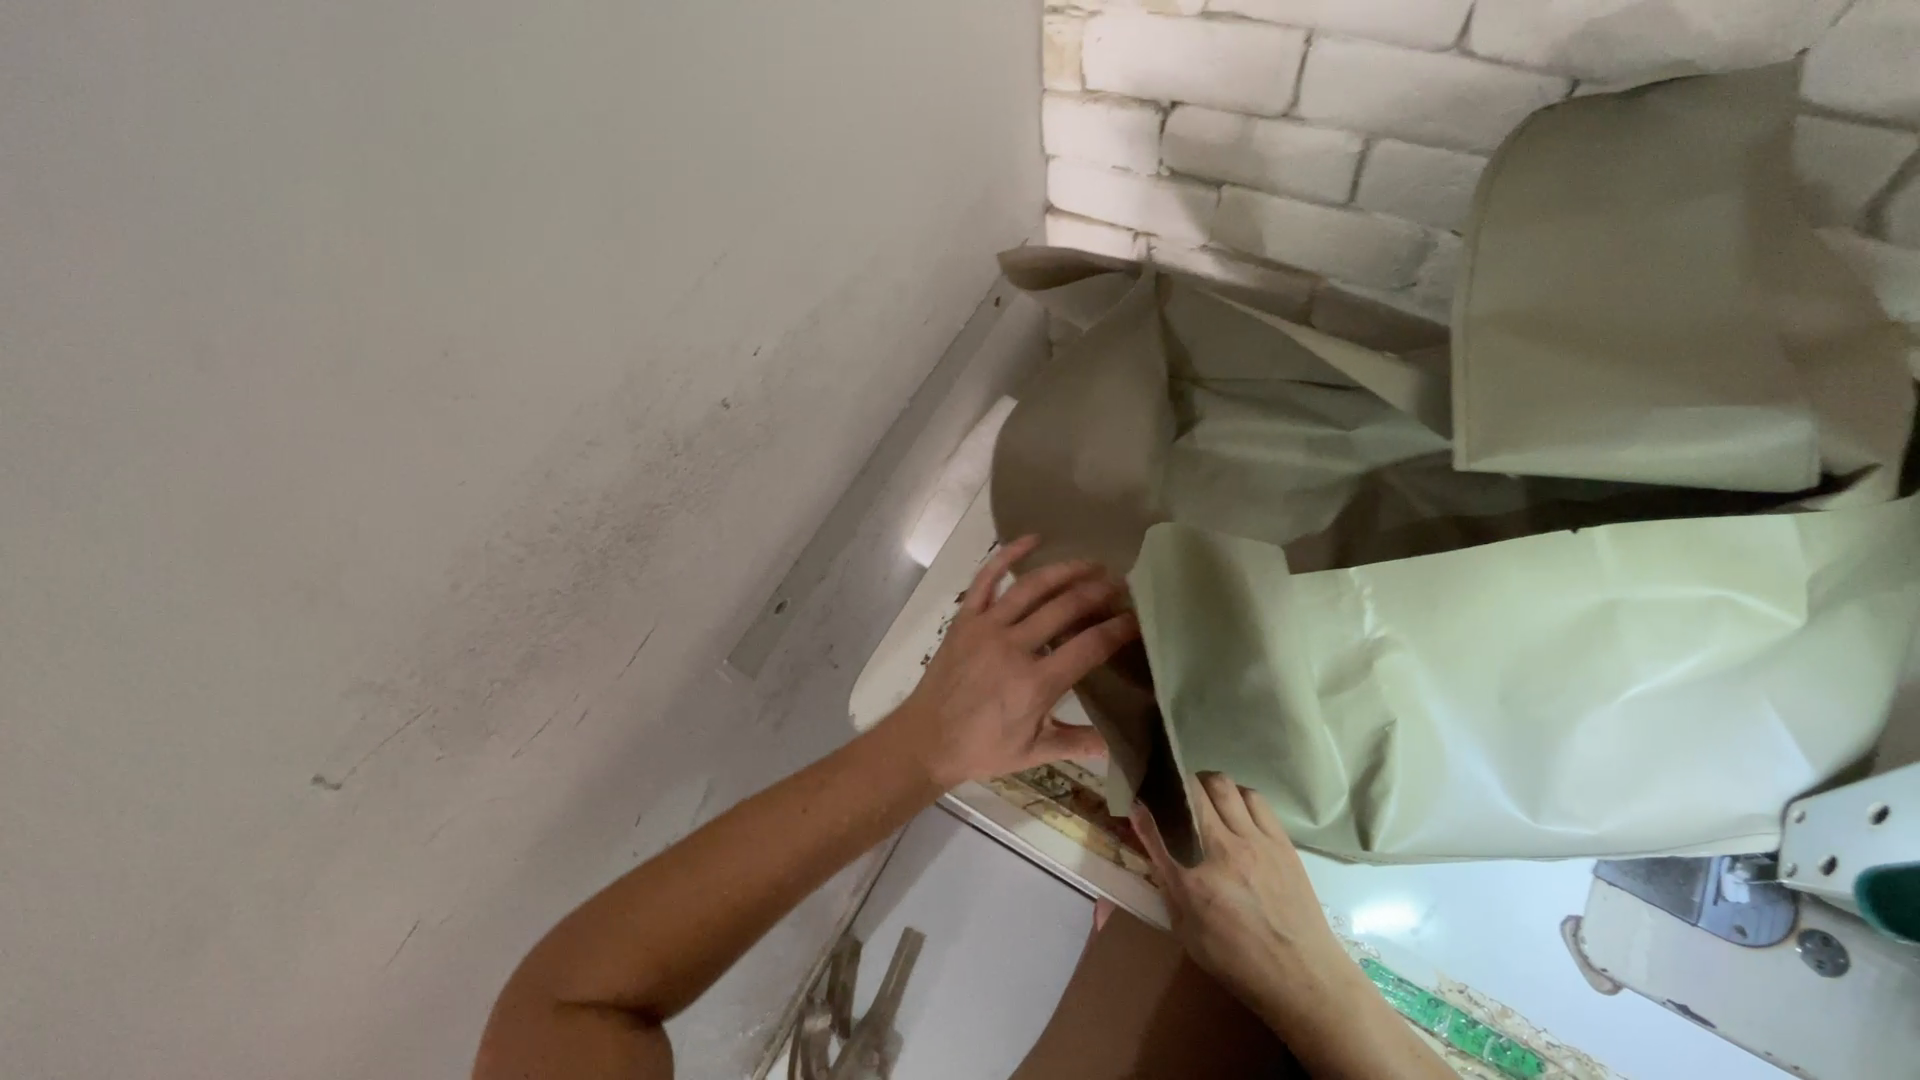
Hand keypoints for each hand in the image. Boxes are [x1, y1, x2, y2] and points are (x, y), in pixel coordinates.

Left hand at [890, 535, 1138, 787]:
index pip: (1089, 646)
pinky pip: (986, 579)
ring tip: (1091, 564)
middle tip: (1120, 585)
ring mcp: (987, 628)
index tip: (1136, 620)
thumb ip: (1077, 744)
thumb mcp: (1034, 752)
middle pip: (1065, 608)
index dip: (1118, 630)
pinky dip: (1008, 555)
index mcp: (1036, 683)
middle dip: (1098, 593)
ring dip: (1065, 571)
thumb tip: (1116, 745)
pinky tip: (1032, 539)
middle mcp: (1014, 647)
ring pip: (1032, 588)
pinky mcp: (965, 619)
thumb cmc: (982, 748)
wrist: (926, 739)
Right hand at [1131, 773, 1347, 1010]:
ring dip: (1205, 783)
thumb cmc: (1237, 961)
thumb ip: (1168, 885)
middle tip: (1171, 793)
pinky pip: (1254, 798)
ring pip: (1222, 785)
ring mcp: (1254, 841)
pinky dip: (1237, 794)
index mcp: (1191, 881)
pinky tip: (1234, 806)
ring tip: (1202, 795)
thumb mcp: (1186, 931)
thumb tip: (1156, 850)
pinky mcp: (1280, 841)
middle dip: (1173, 785)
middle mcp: (1220, 851)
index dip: (1141, 807)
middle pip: (1189, 792)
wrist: (1301, 974)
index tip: (1137, 799)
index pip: (1155, 827)